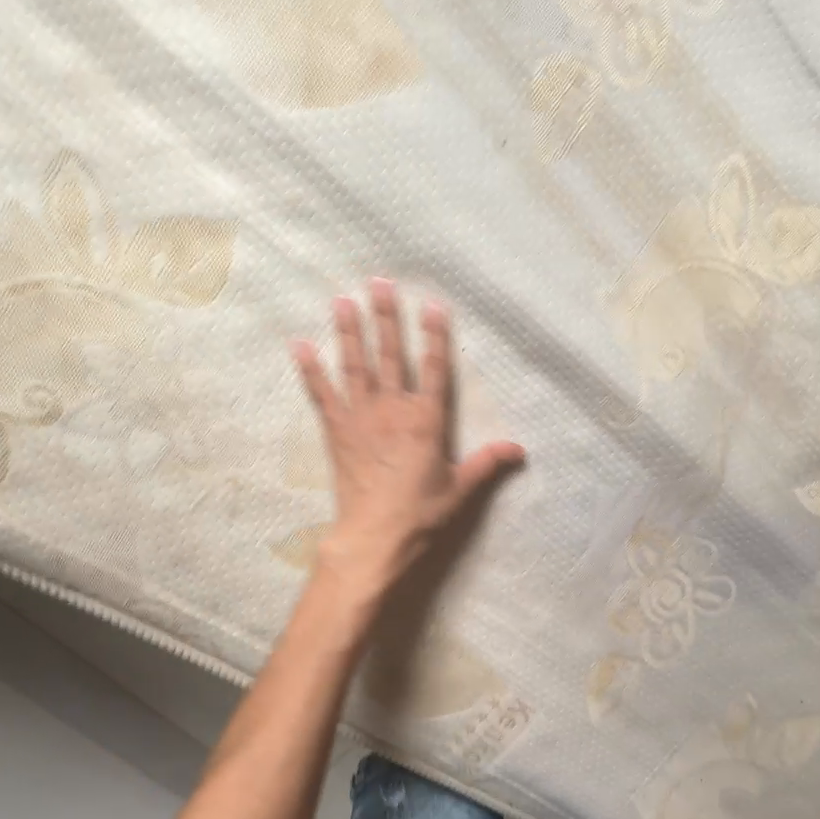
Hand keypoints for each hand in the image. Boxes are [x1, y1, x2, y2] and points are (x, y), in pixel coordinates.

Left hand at [292, 278, 524, 594]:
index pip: (433, 369)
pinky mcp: (337, 432)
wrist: (374, 536)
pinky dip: (310, 370)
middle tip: (379, 282)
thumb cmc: (420, 514)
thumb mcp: (460, 490)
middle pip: (390, 355)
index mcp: (426, 421)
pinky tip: (300, 345)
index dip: (434, 336)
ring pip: (355, 365)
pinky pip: (321, 394)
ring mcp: (361, 418)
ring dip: (350, 331)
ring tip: (343, 299)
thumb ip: (487, 464)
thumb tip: (519, 449)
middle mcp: (393, 410)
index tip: (433, 304)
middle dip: (386, 317)